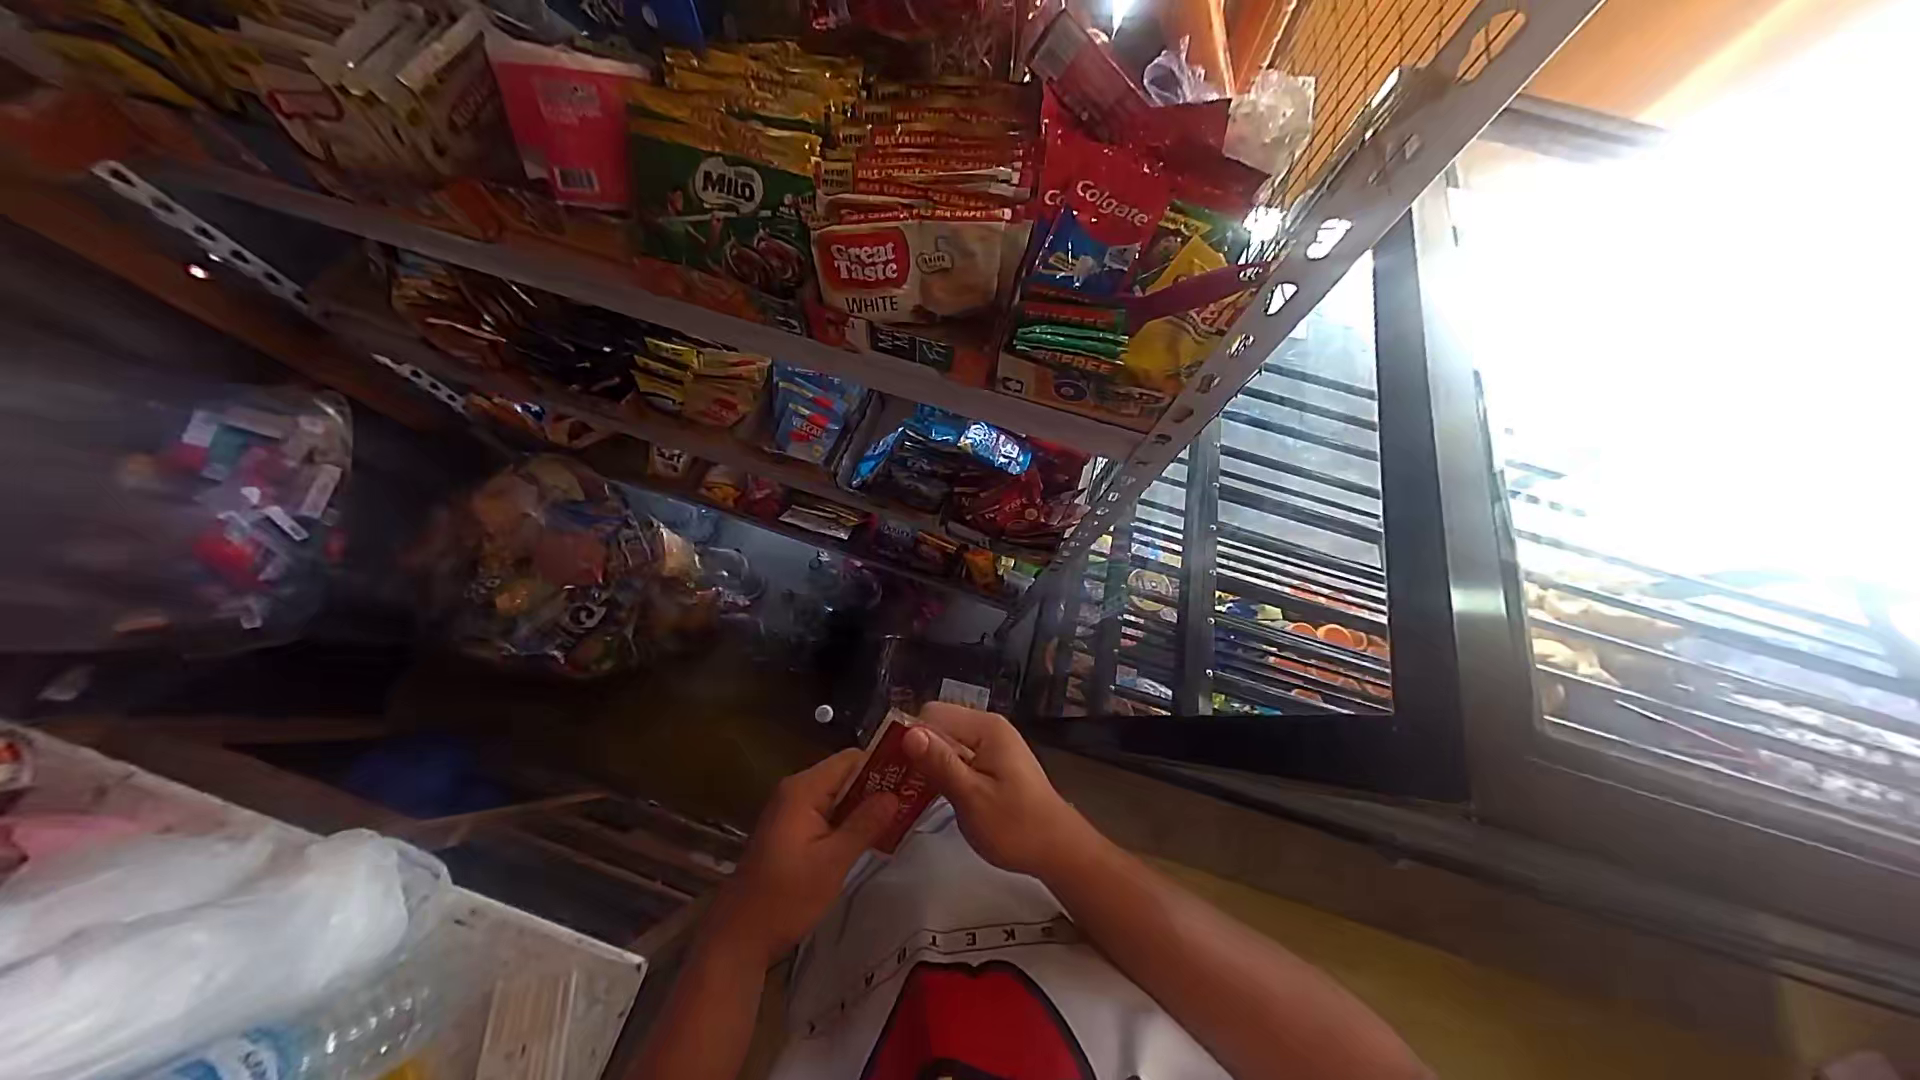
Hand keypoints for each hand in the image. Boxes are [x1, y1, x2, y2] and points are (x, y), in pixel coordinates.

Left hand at [705, 749, 899, 964]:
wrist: (738, 937)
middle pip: (846, 774)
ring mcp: (792, 810)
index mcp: (803, 789)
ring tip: (902, 814)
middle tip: (913, 798)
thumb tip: (895, 795)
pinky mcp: (792, 829)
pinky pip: (828, 811)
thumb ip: (865, 824)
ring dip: (866, 804)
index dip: (883, 764)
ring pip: (839, 794)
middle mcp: (796, 790)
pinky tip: (873, 834)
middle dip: (878, 785)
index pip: (851, 759)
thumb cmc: (785, 898)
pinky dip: (850, 819)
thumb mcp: (832, 862)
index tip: (912, 777)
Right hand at [902, 703, 1099, 879]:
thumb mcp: (972, 797)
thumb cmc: (1016, 826)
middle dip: (918, 750)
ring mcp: (992, 745)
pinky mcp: (992, 763)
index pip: (932, 714)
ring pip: (946, 743)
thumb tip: (908, 733)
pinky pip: (958, 757)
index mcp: (985, 728)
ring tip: (909, 792)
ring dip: (929, 764)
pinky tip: (932, 795)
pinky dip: (944, 772)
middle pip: (938, 725)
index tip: (894, 768)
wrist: (1058, 850)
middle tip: (899, 784)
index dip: (911, 737)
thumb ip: (940, 763)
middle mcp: (988, 728)